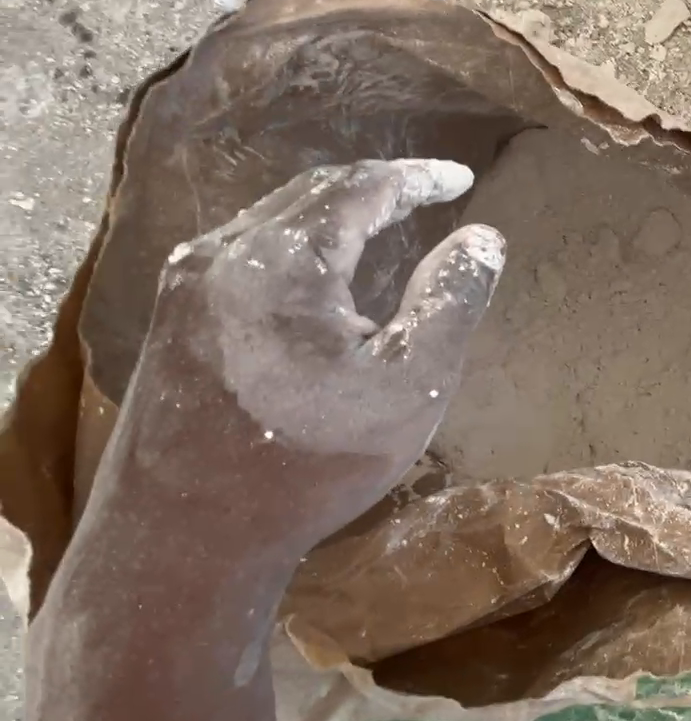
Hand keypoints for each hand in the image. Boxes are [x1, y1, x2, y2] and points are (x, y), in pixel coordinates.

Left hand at [91, 159, 502, 564]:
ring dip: (338, 210)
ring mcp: (186, 289)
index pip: (359, 189)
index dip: (417, 178)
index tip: (462, 179)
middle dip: (378, 186)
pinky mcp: (175, 322)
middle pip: (310, 195)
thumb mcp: (414, 382)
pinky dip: (304, 239)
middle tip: (432, 190)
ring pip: (274, 220)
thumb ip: (453, 299)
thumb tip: (483, 238)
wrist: (185, 542)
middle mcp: (221, 258)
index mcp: (282, 263)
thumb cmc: (315, 460)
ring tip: (388, 218)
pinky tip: (328, 264)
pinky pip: (250, 250)